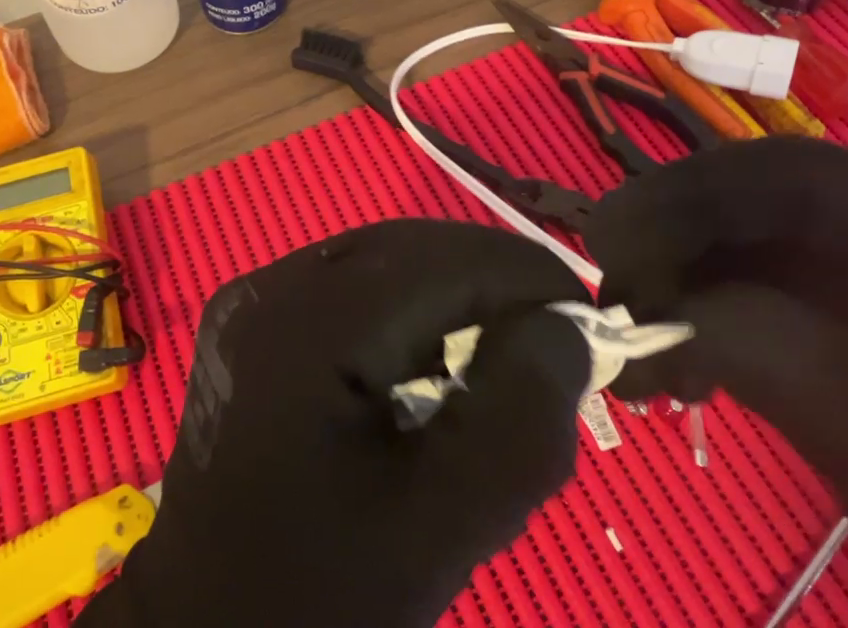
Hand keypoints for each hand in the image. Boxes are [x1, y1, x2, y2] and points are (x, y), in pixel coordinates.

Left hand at [78, 220, 592, 627]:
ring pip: (385, 268)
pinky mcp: (254, 329)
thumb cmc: (320, 594)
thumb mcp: (444, 524)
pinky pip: (352, 296)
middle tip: (552, 352)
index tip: (594, 327)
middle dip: (492, 290)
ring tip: (495, 374)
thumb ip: (522, 419)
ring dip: (453, 306)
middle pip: (411, 252)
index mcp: (301, 327)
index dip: (529, 278)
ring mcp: (253, 304)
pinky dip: (409, 324)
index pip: (443, 260)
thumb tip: (564, 327)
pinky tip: (429, 382)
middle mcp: (269, 289)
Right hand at [584, 137, 847, 627]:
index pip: (793, 174)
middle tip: (611, 289)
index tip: (616, 238)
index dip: (693, 192)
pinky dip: (694, 318)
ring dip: (674, 282)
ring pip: (740, 244)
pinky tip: (671, 367)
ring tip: (635, 344)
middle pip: (755, 199)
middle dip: (671, 235)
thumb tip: (649, 311)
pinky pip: (746, 292)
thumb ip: (759, 346)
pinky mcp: (834, 318)